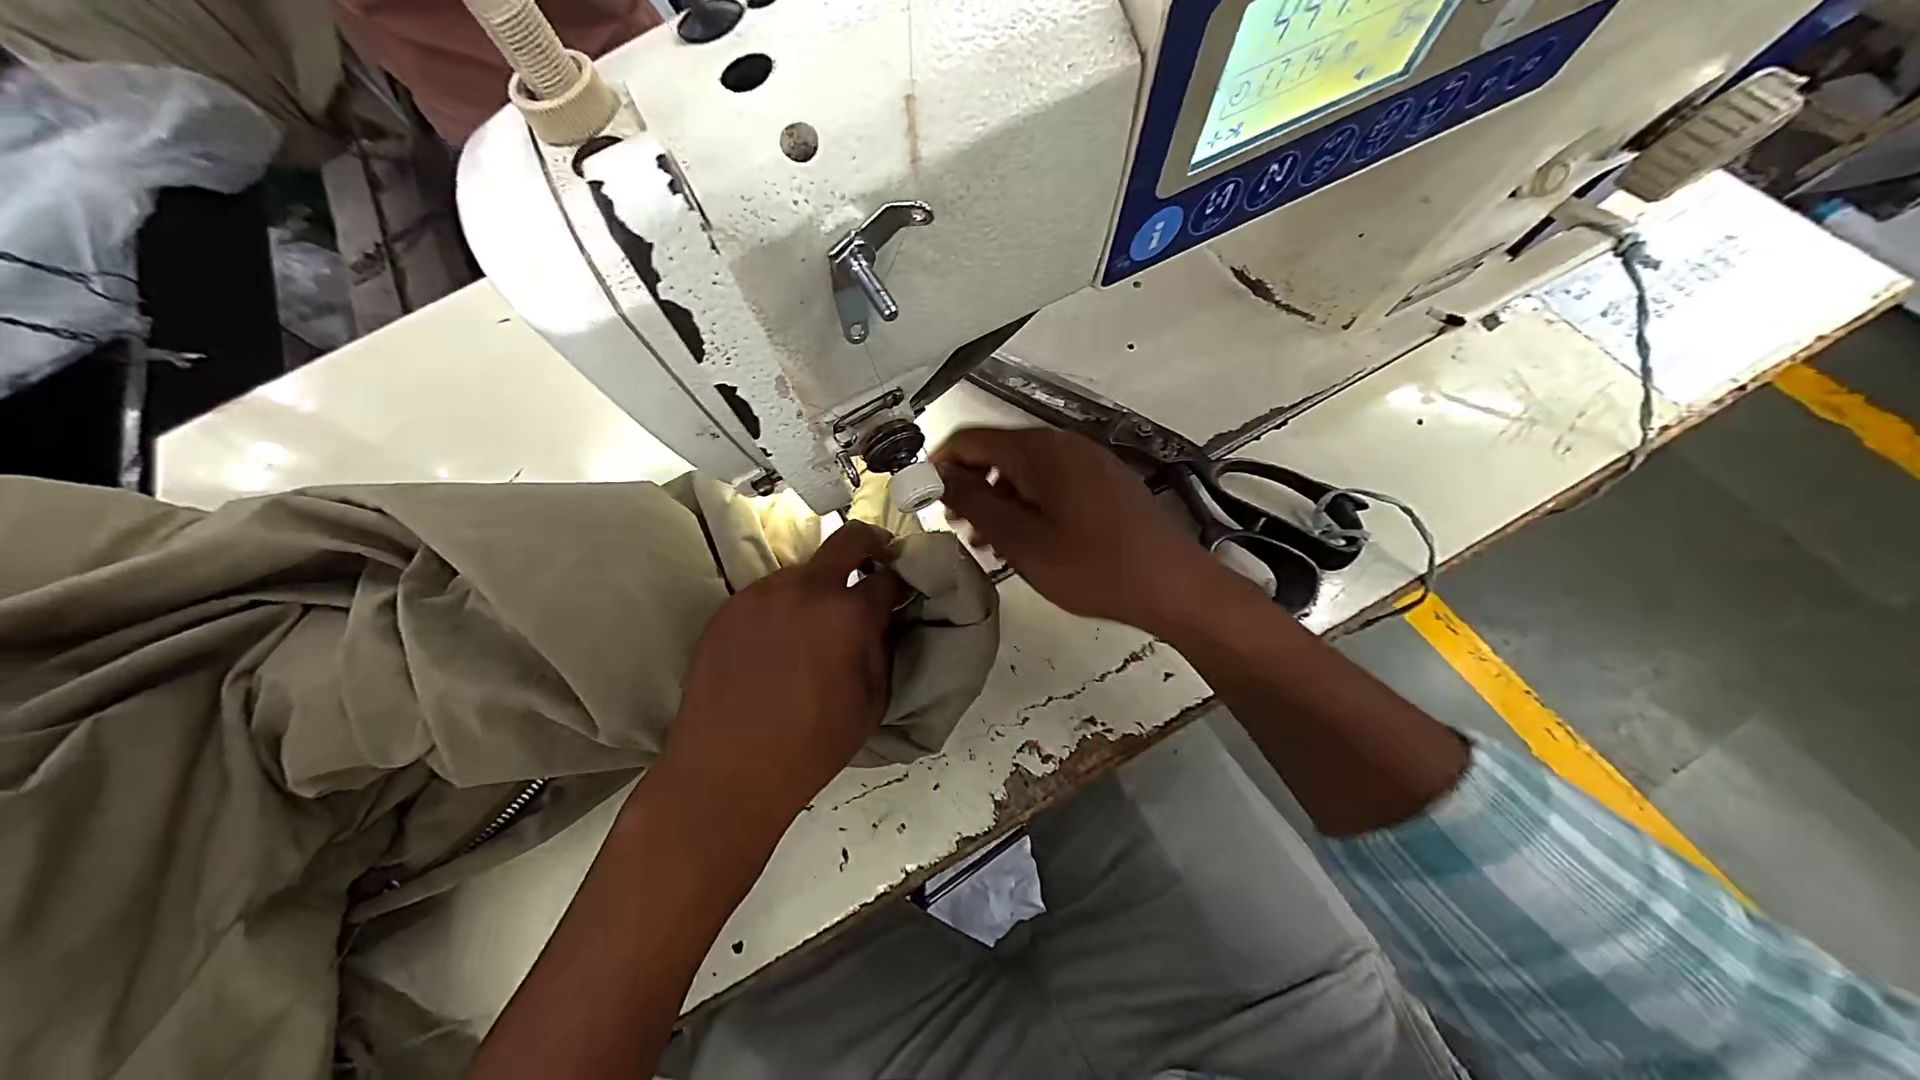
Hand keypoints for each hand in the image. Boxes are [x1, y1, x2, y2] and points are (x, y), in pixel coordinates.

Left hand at [656, 522, 903, 821]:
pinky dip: (785, 606)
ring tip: (816, 625)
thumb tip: (887, 619)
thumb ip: (884, 648)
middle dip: (873, 545)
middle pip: (850, 539)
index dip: (902, 582)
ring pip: (805, 570)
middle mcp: (805, 589)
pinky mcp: (731, 607)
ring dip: (821, 585)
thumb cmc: (810, 745)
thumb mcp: (871, 701)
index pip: (890, 576)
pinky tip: (780, 642)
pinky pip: (769, 593)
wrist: (726, 768)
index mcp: (849, 614)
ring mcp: (762, 593)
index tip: (901, 592)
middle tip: (878, 562)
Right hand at [933, 427, 1235, 632]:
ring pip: (1025, 470)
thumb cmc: (1094, 568)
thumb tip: (937, 476)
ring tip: (992, 541)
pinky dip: (1029, 503)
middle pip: (999, 452)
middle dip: (971, 486)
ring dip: (999, 499)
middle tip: (960, 528)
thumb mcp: (1022, 541)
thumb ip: (973, 502)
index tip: (924, 498)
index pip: (971, 439)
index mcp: (1041, 451)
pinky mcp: (1104, 481)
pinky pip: (1053, 481)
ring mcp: (1089, 461)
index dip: (939, 465)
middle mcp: (1065, 445)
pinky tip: (1028, 539)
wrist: (1172, 586)